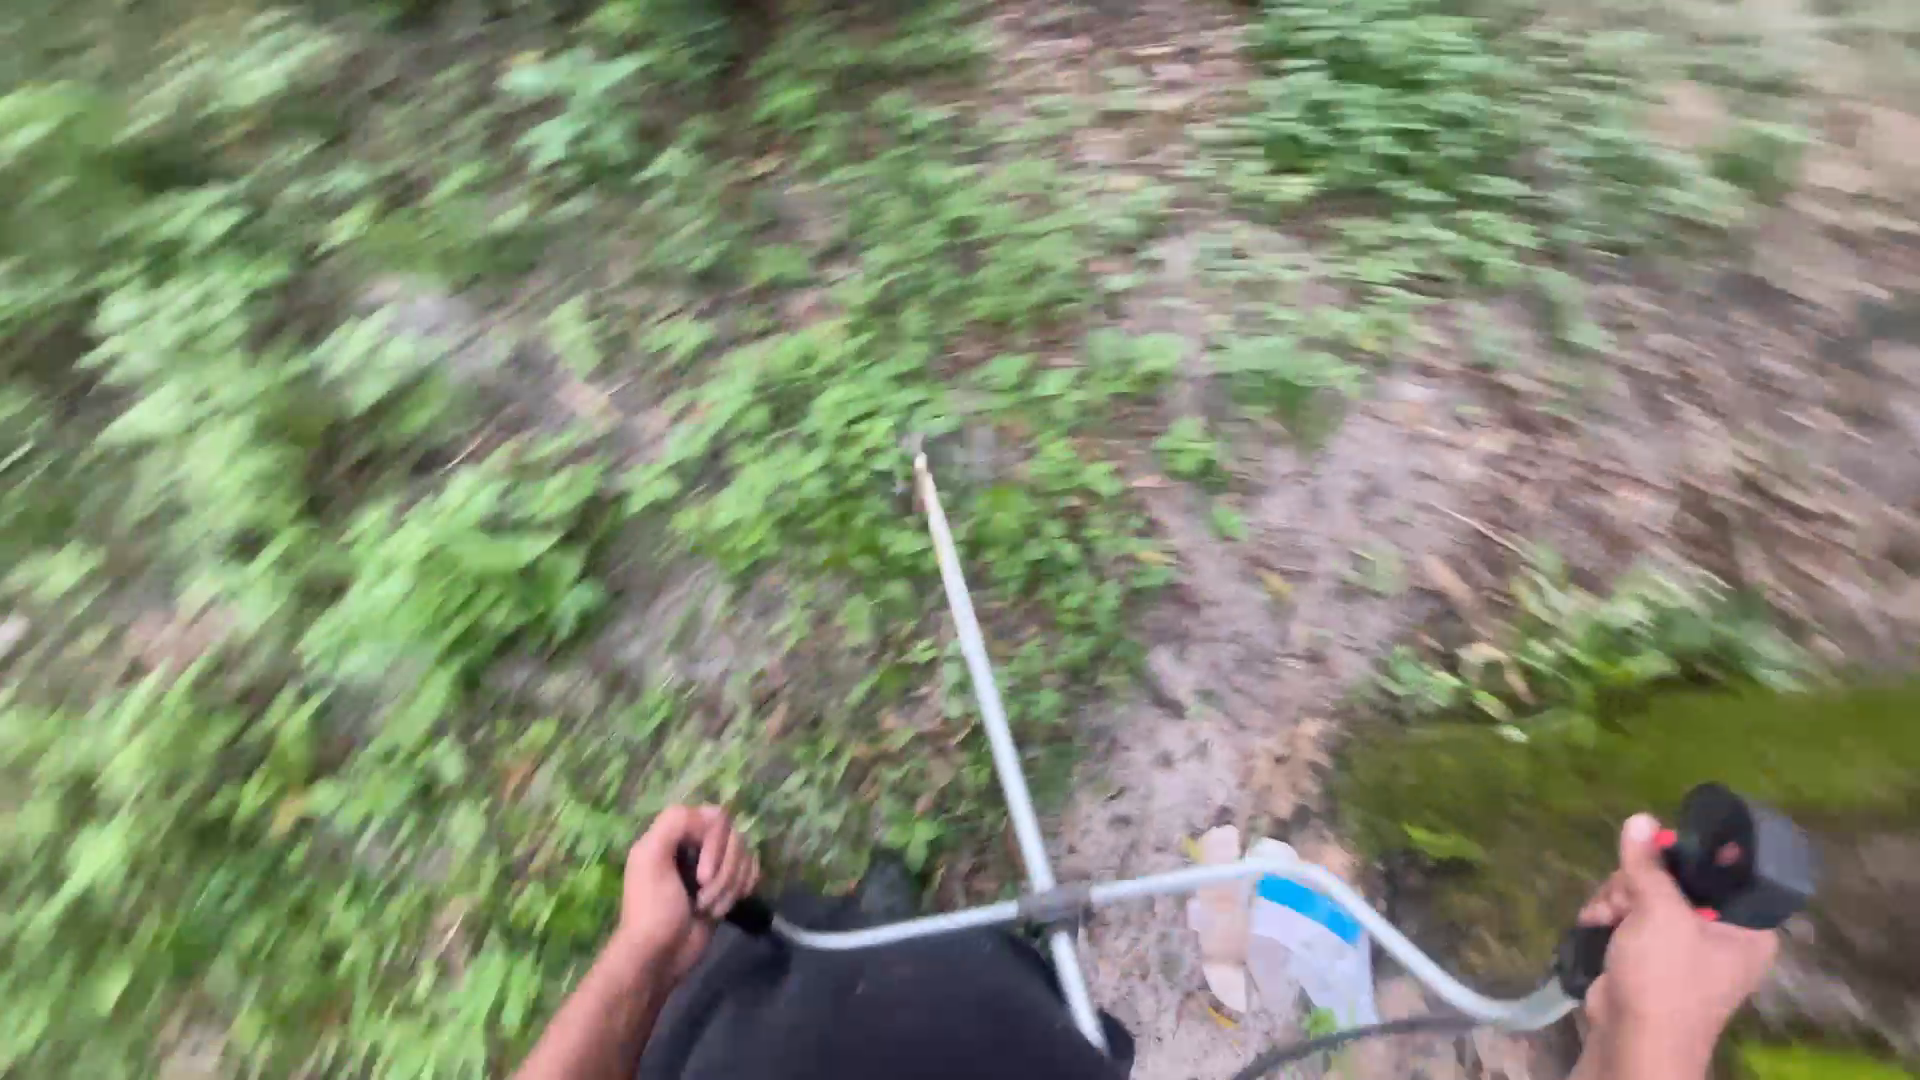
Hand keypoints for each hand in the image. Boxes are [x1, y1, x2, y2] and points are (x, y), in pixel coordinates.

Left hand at [613, 805, 759, 980]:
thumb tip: (714, 815)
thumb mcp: (649, 858)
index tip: (701, 876)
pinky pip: (752, 868)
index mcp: (675, 832)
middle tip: (702, 897)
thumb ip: (674, 823)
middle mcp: (696, 842)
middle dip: (724, 871)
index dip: (716, 845)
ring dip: (730, 886)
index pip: (717, 817)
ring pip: (745, 855)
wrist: (661, 957)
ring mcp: (713, 863)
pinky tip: (727, 905)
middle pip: (735, 837)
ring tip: (708, 908)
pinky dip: (743, 886)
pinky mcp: (728, 882)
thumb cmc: (652, 910)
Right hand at [1575, 813, 1777, 1077]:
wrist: (1635, 1033)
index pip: (1720, 875)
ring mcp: (1681, 944)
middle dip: (1633, 885)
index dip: (1684, 859)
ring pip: (1640, 893)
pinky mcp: (1649, 952)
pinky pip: (1626, 913)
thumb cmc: (1664, 977)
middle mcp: (1718, 934)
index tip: (1652, 857)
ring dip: (1612, 899)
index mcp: (1745, 929)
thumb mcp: (1658, 913)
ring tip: (1605, 919)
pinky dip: (1607, 915)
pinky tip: (1597, 925)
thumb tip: (1641, 819)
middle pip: (1669, 880)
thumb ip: (1648, 866)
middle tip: (1624, 902)